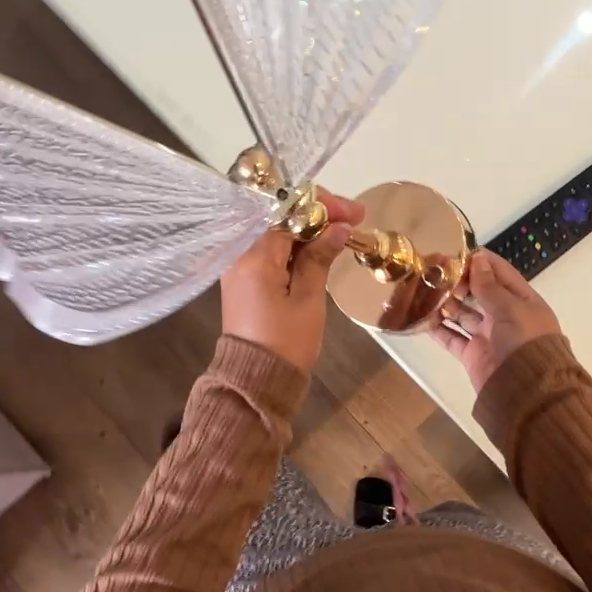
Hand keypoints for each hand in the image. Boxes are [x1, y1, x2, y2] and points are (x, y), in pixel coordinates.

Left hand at [220, 188, 364, 372]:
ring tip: (341, 230)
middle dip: (315, 214)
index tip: (353, 213)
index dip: (322, 208)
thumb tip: (337, 227)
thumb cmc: (286, 344)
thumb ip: (319, 258)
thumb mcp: (308, 299)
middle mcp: (238, 256)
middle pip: (278, 219)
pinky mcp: (243, 282)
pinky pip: (268, 253)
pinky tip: (318, 248)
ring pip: (275, 234)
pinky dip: (293, 248)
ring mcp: (238, 269)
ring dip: (306, 230)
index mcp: (252, 257)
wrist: (257, 383)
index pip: (287, 214)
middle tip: (352, 218)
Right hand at [432, 250, 561, 390]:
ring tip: (425, 291)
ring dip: (446, 304)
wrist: (526, 389)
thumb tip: (477, 258)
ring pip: (463, 315)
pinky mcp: (473, 355)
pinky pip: (453, 339)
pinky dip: (439, 330)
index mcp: (521, 301)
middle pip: (479, 294)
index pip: (500, 273)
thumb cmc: (524, 341)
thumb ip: (490, 286)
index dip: (480, 261)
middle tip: (434, 272)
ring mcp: (488, 337)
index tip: (456, 250)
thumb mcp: (510, 308)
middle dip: (459, 282)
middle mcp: (505, 316)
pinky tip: (423, 318)